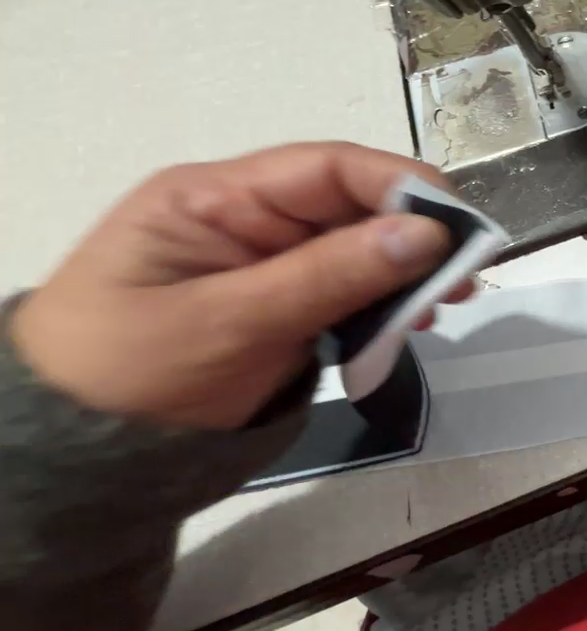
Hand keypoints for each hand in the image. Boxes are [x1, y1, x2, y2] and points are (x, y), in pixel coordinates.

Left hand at [9, 143, 468, 430]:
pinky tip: (414, 322)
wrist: (77, 462)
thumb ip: (333, 274)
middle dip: (420, 238)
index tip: (461, 229)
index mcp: (216, 199)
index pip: (331, 168)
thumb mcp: (232, 322)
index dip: (404, 187)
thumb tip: (431, 235)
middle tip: (465, 281)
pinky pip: (362, 283)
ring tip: (441, 311)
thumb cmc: (132, 377)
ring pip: (370, 246)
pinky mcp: (295, 295)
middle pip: (360, 206)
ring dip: (414, 274)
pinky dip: (395, 301)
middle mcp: (253, 216)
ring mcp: (275, 257)